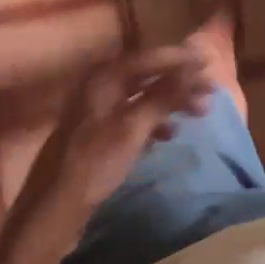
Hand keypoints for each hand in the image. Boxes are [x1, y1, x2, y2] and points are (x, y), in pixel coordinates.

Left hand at [21, 46, 214, 217]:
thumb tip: (194, 70)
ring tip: (198, 113)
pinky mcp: (99, 132)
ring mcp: (98, 109)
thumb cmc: (95, 161)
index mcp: (104, 77)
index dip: (180, 59)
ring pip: (142, 97)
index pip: (149, 58)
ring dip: (170, 102)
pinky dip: (154, 120)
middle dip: (179, 82)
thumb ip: (163, 96)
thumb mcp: (133, 128)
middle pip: (147, 75)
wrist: (55, 205)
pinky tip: (169, 133)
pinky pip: (133, 116)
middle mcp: (100, 86)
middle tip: (209, 92)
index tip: (207, 61)